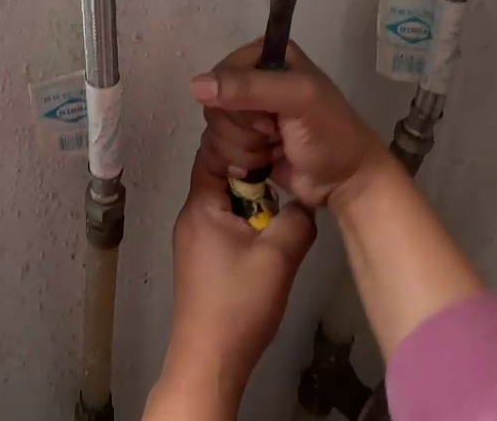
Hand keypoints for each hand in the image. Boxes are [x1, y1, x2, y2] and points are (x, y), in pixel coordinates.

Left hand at [148, 150, 315, 417]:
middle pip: (219, 176)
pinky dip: (244, 219)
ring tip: (280, 198)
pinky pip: (223, 223)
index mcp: (200, 205)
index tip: (271, 137)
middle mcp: (191, 215)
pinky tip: (267, 231)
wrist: (211, 358)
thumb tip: (305, 202)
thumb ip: (296, 221)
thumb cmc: (239, 301)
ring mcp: (194, 238)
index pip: (213, 153)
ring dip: (250, 198)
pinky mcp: (201, 258)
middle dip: (250, 170)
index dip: (240, 140)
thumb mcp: (278, 257)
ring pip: (223, 201)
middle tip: (282, 167)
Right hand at [192, 40, 388, 208]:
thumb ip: (250, 88)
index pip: (222, 72)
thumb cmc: (330, 135)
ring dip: (242, 148)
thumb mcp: (298, 100)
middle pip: (215, 103)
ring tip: (272, 151)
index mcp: (268, 55)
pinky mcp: (245, 141)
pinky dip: (238, 160)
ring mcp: (249, 112)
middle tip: (273, 134)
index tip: (268, 117)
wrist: (348, 183)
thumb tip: (195, 86)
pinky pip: (218, 147)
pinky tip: (262, 164)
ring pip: (214, 128)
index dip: (237, 100)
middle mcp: (254, 79)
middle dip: (241, 128)